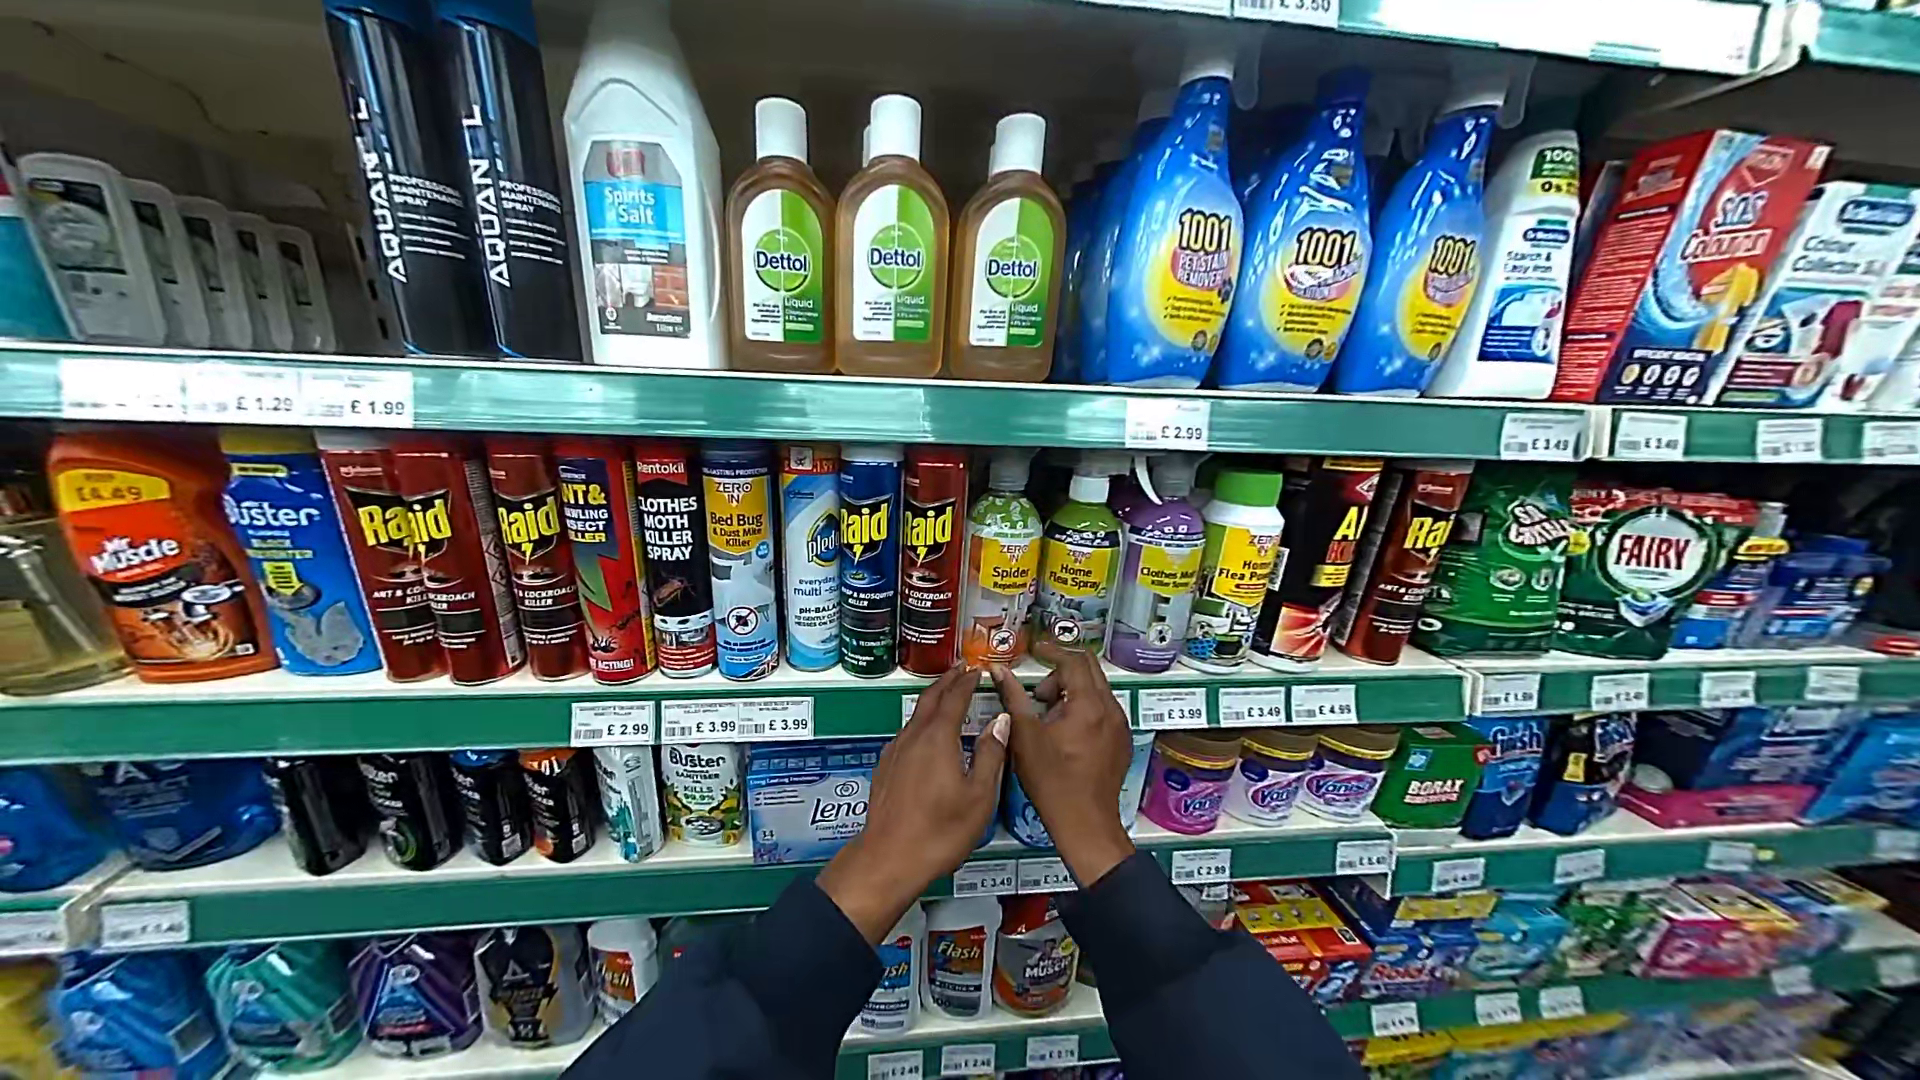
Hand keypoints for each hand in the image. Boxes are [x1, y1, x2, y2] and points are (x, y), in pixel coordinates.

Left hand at [817, 664, 1008, 942]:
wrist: (888, 859)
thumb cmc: (940, 830)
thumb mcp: (979, 796)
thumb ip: (991, 754)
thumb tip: (1001, 722)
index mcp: (938, 737)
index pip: (954, 697)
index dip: (967, 681)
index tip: (977, 669)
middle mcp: (913, 736)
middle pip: (930, 698)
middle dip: (947, 681)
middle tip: (961, 669)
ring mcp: (895, 750)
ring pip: (916, 714)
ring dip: (933, 699)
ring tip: (947, 696)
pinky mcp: (885, 766)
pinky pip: (907, 732)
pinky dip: (921, 721)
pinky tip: (927, 734)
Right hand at [990, 642, 1136, 886]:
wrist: (1085, 824)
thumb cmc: (1052, 782)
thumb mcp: (1025, 737)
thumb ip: (1013, 698)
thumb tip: (1000, 671)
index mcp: (1089, 704)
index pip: (1073, 661)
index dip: (1052, 651)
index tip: (1035, 650)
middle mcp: (1111, 709)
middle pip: (1090, 670)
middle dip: (1062, 670)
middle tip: (1038, 689)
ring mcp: (1120, 726)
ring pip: (1097, 689)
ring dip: (1072, 689)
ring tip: (1048, 712)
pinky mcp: (1121, 741)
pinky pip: (1104, 709)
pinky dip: (1084, 706)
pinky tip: (1065, 729)